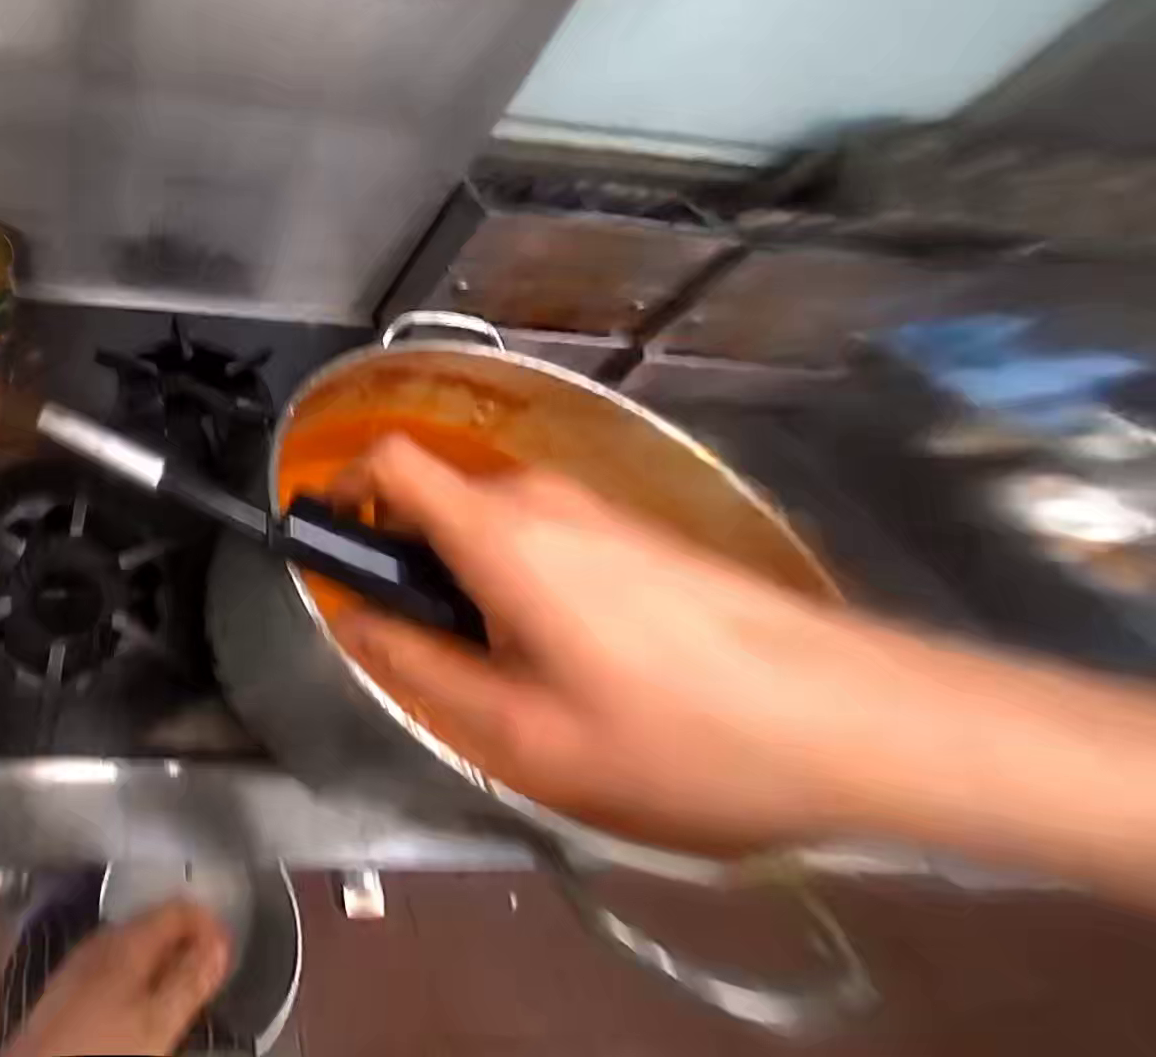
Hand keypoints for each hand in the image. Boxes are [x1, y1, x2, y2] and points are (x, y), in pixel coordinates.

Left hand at [1, 899, 230, 1056]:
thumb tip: (220, 941)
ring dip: (164, 958)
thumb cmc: (102, 1051)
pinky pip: (117, 963)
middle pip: (156, 923)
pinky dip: (140, 973)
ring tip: (184, 989)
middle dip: (187, 940)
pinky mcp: (70, 985)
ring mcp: (83, 960)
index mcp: (128, 939)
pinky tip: (143, 1002)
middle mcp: (104, 938)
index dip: (209, 922)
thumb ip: (190, 980)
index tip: (229, 949)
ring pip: (136, 944)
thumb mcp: (156, 1024)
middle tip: (212, 970)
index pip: (178, 907)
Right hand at [322, 436, 1065, 853]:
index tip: (331, 543)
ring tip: (490, 653)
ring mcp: (587, 504)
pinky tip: (552, 643)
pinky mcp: (624, 524)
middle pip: (428, 495)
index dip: (343, 487)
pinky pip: (528, 529)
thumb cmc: (671, 728)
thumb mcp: (515, 726)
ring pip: (478, 516)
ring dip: (453, 569)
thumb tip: (348, 622)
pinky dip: (502, 569)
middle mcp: (536, 496)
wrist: (859, 717)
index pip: (390, 460)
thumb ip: (414, 666)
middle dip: (399, 554)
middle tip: (418, 635)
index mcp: (496, 531)